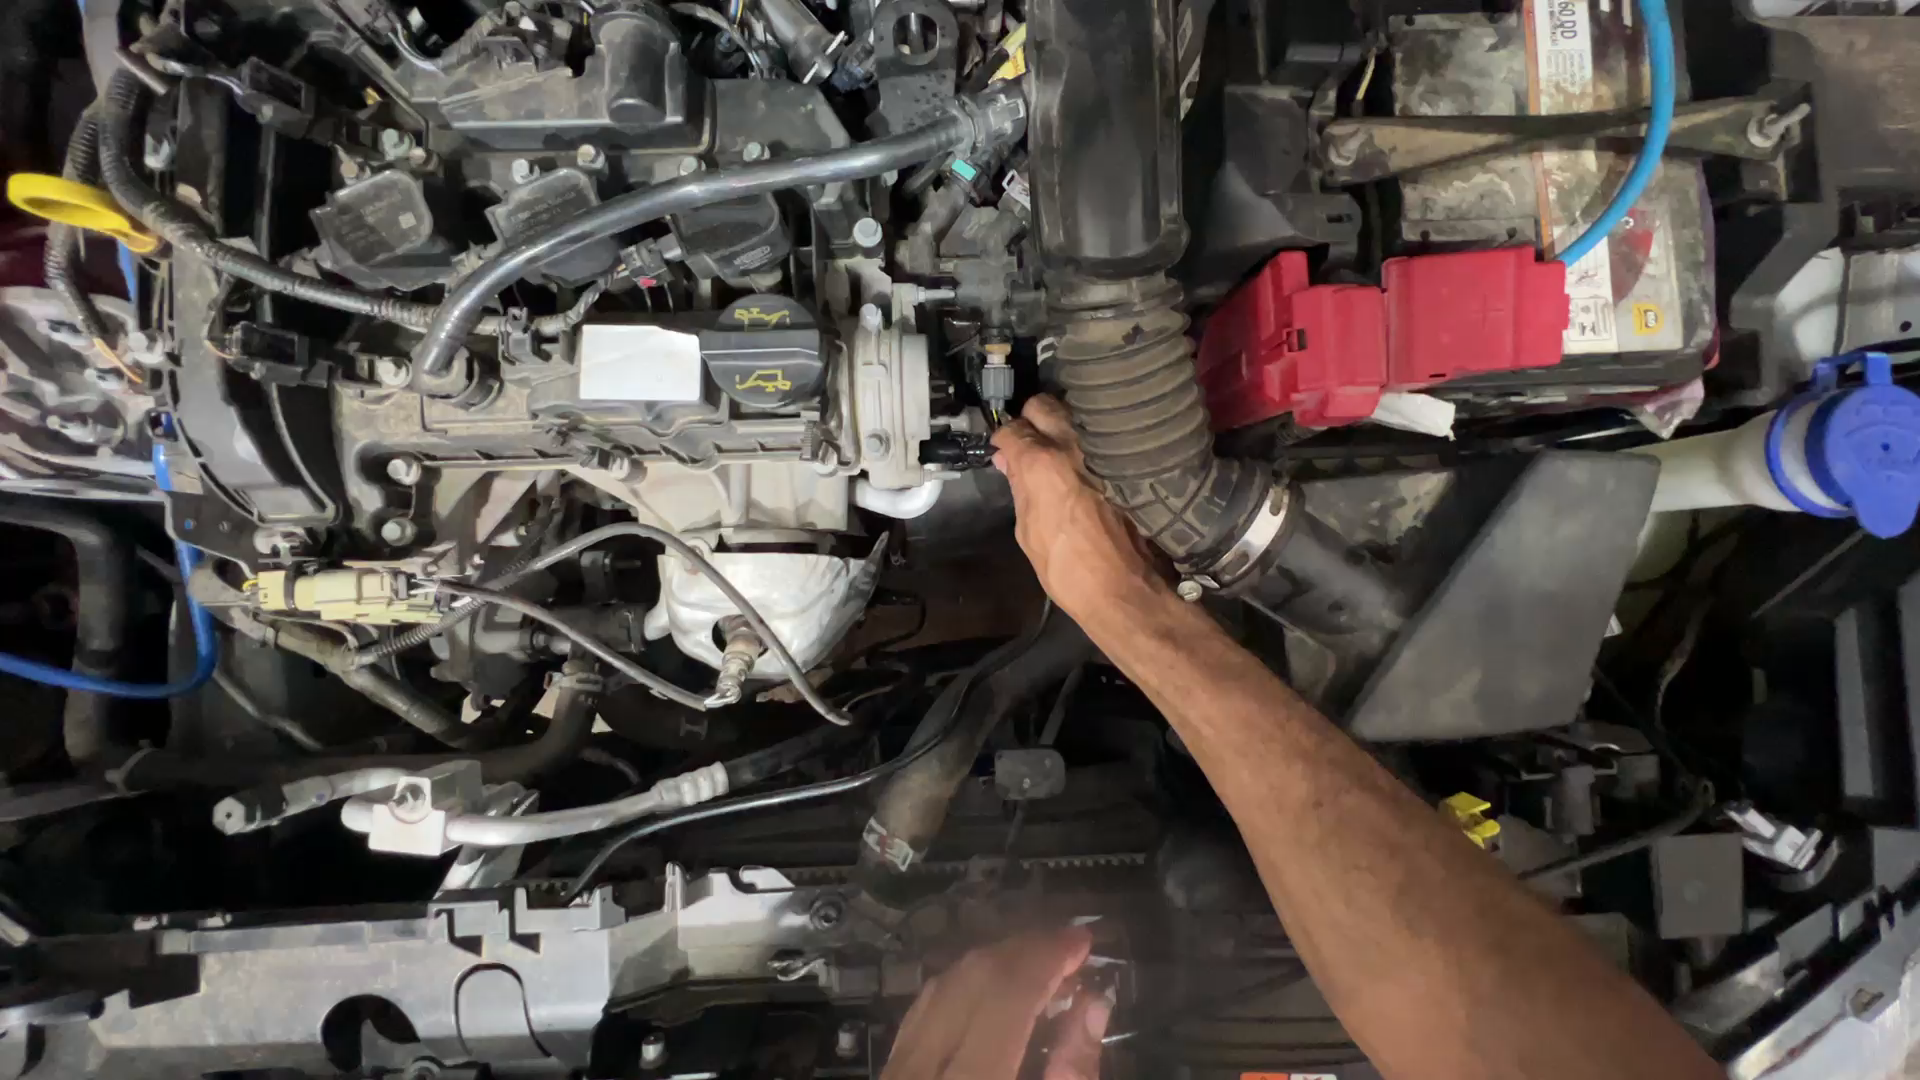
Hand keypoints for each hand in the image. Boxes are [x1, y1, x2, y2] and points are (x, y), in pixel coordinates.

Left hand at [881, 926, 1111, 1079]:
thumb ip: (1072, 1071)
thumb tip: (1094, 1002)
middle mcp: (919, 1065)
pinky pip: (924, 1008)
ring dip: (994, 964)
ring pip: (943, 984)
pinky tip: (991, 988)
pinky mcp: (889, 1069)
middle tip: (1068, 947)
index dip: (1047, 957)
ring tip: (1039, 962)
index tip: (1083, 940)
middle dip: (1023, 951)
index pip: (1006, 993)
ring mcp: (896, 1065)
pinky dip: (962, 986)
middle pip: (971, 977)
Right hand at [991, 396, 1171, 626]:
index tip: (1003, 451)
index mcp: (1041, 462)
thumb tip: (1009, 463)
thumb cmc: (1068, 569)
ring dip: (1061, 427)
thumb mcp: (1027, 531)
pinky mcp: (1129, 462)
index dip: (1002, 441)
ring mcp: (1105, 450)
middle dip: (1031, 420)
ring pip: (1075, 414)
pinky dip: (1088, 444)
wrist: (1124, 588)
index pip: (1011, 429)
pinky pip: (1100, 438)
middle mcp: (1074, 444)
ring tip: (1056, 453)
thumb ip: (1018, 487)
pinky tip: (1084, 466)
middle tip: (1029, 444)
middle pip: (1043, 405)